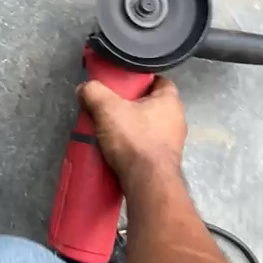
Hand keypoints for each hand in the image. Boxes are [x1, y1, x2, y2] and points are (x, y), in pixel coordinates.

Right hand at [79, 76, 186, 195]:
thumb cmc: (134, 139)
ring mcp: (173, 142)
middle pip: (153, 104)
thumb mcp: (107, 109)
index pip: (160, 80)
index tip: (125, 84)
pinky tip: (119, 150)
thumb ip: (94, 92)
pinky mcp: (166, 162)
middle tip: (112, 106)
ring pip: (150, 126)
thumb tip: (84, 88)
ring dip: (133, 127)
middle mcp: (177, 120)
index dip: (142, 80)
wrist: (147, 183)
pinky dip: (135, 145)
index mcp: (170, 101)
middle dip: (133, 105)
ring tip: (112, 130)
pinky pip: (148, 146)